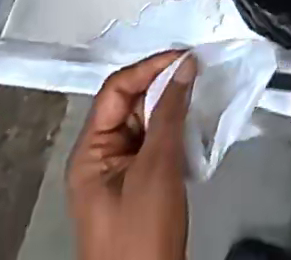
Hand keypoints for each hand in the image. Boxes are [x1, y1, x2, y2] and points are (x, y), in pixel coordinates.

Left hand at [67, 50, 197, 259]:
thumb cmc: (142, 233)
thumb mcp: (157, 169)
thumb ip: (170, 113)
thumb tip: (185, 66)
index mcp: (89, 151)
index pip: (115, 91)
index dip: (149, 68)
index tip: (185, 58)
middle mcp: (99, 156)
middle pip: (129, 102)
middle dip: (161, 83)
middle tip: (197, 69)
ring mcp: (118, 171)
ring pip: (144, 120)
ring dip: (170, 104)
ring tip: (200, 88)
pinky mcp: (138, 183)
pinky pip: (154, 141)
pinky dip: (174, 127)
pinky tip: (195, 120)